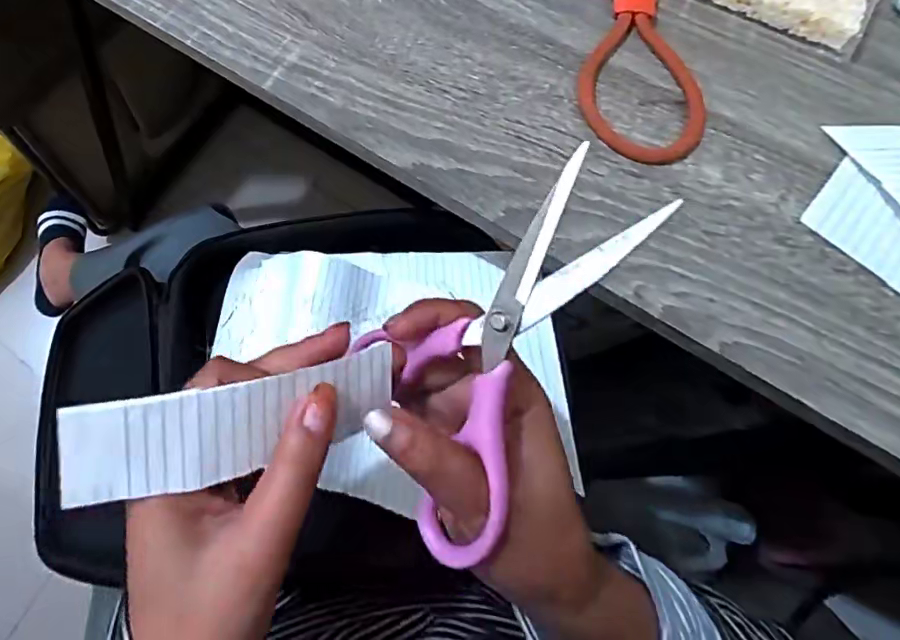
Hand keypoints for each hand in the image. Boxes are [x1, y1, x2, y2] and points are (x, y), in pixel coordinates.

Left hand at [125, 323, 349, 639]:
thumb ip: (292, 471)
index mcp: (164, 454)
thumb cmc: (205, 623)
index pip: (214, 385)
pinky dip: (276, 427)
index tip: (325, 353)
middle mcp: (170, 451)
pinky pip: (241, 443)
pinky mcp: (206, 490)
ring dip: (284, 392)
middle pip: (228, 392)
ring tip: (332, 366)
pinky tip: (307, 415)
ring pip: (237, 414)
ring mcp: (188, 470)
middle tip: (338, 343)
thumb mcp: (259, 545)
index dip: (271, 365)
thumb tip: (321, 399)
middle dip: (285, 367)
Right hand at [363, 300, 654, 639]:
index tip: (395, 333)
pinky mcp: (439, 421)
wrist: (543, 580)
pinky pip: (405, 392)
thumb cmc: (531, 542)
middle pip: (436, 342)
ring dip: (385, 369)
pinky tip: (361, 401)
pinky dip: (381, 390)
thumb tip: (374, 415)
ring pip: (415, 364)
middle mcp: (486, 387)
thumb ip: (432, 459)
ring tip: (356, 386)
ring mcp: (461, 403)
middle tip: (364, 370)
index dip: (435, 319)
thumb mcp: (483, 505)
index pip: (478, 330)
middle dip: (398, 348)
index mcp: (512, 393)